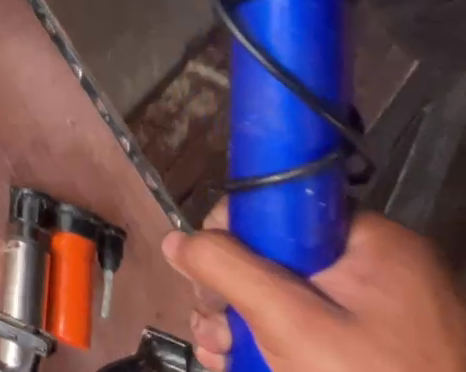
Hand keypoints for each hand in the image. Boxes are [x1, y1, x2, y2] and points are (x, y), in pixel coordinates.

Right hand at [162, 208, 465, 371]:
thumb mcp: (289, 320)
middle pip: (270, 254)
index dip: (231, 232)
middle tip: (213, 324)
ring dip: (237, 320)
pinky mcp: (380, 347)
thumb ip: (223, 265)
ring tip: (221, 352)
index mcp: (375, 244)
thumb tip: (177, 242)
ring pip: (282, 294)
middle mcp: (381, 269)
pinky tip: (242, 361)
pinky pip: (308, 325)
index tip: (211, 269)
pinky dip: (268, 340)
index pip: (277, 205)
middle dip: (228, 290)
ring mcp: (384, 313)